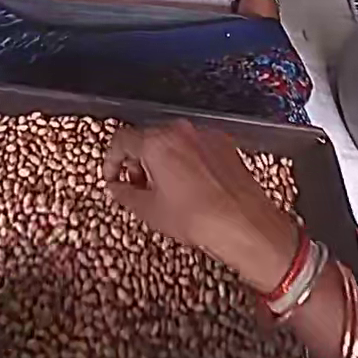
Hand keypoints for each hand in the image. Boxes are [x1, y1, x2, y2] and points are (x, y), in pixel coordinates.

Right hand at [103, 119, 300, 292]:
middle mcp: (179, 131)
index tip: (113, 175)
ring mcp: (203, 135)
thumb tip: (117, 188)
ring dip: (161, 159)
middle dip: (137, 161)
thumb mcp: (151, 211)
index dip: (111, 160)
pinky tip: (190, 185)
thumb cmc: (201, 219)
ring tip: (165, 188)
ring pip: (171, 140)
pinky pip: (194, 145)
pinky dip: (185, 159)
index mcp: (156, 142)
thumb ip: (125, 194)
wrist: (246, 226)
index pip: (121, 140)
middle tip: (138, 186)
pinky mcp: (222, 143)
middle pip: (147, 137)